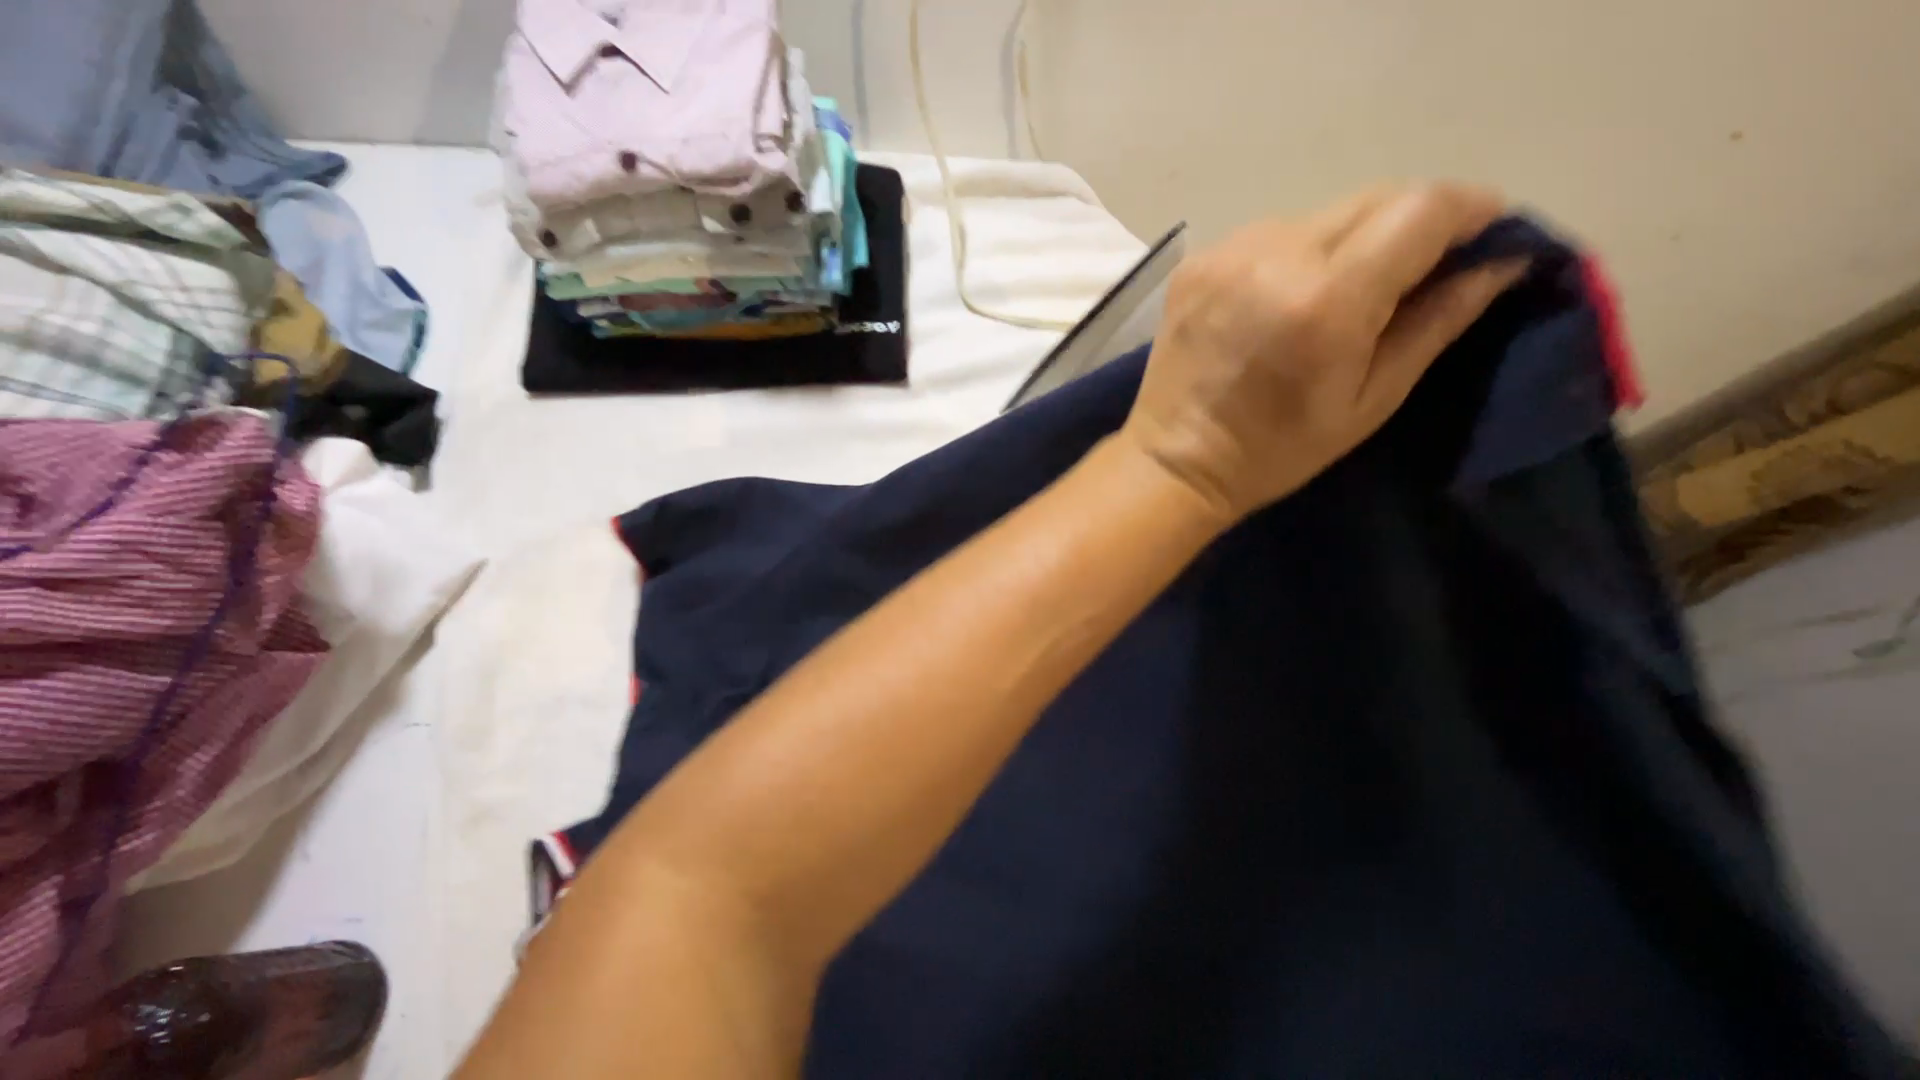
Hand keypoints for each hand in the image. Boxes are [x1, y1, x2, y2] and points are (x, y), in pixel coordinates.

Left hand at [1119, 184, 1529, 524]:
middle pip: (1378, 196)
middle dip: (1420, 219)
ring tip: (1362, 285)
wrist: (1175, 460)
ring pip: (1326, 211)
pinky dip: (1305, 248)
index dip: (1472, 208)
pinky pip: (1277, 230)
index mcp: (1327, 297)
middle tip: (1435, 261)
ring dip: (1360, 234)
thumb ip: (1437, 321)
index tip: (1493, 231)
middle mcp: (1277, 253)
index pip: (1422, 208)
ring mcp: (1231, 248)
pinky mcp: (1200, 257)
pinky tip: (1299, 292)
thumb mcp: (1372, 398)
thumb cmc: (1279, 448)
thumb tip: (1501, 262)